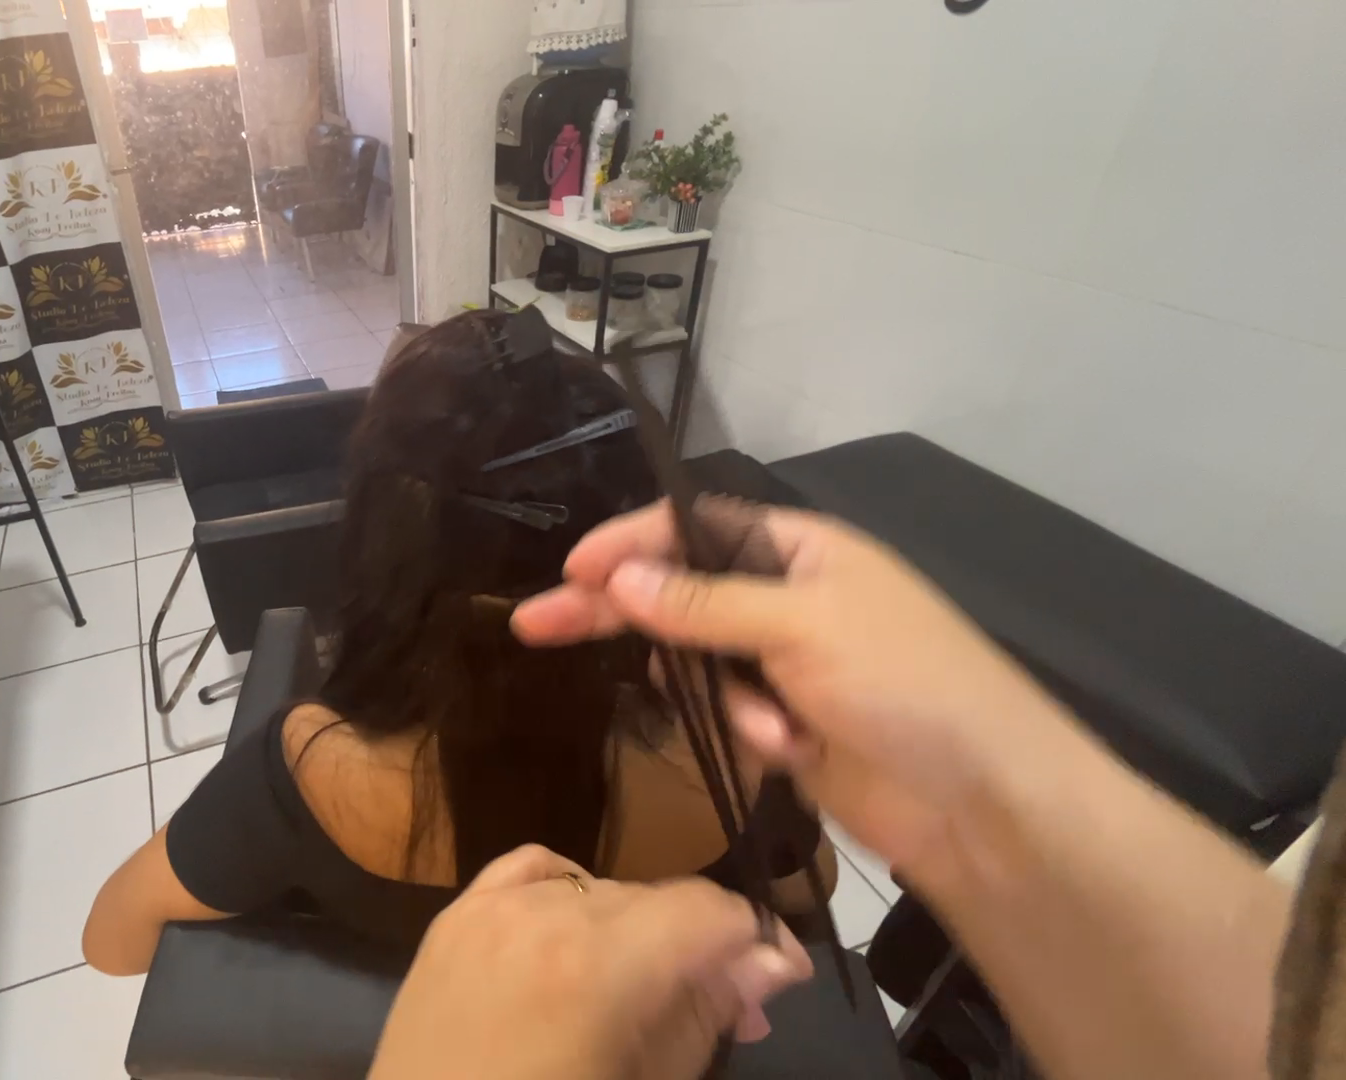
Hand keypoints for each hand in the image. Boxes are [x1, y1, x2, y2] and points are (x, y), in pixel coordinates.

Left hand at [369, 845, 810, 1079]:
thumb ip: (704, 1014)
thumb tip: (770, 960)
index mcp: (597, 965)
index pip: (702, 909)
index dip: (754, 936)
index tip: (778, 975)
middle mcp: (544, 914)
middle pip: (650, 899)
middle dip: (694, 944)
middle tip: (714, 1004)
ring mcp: (490, 907)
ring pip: (593, 887)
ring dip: (630, 926)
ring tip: (634, 983)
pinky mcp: (454, 914)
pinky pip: (527, 869)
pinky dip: (562, 887)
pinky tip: (571, 927)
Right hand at [511, 500, 1076, 890]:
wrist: (987, 809)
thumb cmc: (907, 686)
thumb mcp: (801, 627)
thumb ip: (700, 602)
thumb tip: (616, 578)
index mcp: (796, 550)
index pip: (689, 528)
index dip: (628, 544)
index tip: (573, 569)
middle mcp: (779, 595)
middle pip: (672, 591)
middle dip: (611, 610)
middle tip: (535, 622)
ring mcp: (776, 659)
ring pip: (693, 660)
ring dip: (718, 697)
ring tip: (769, 729)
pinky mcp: (776, 716)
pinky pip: (721, 709)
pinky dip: (745, 729)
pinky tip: (786, 748)